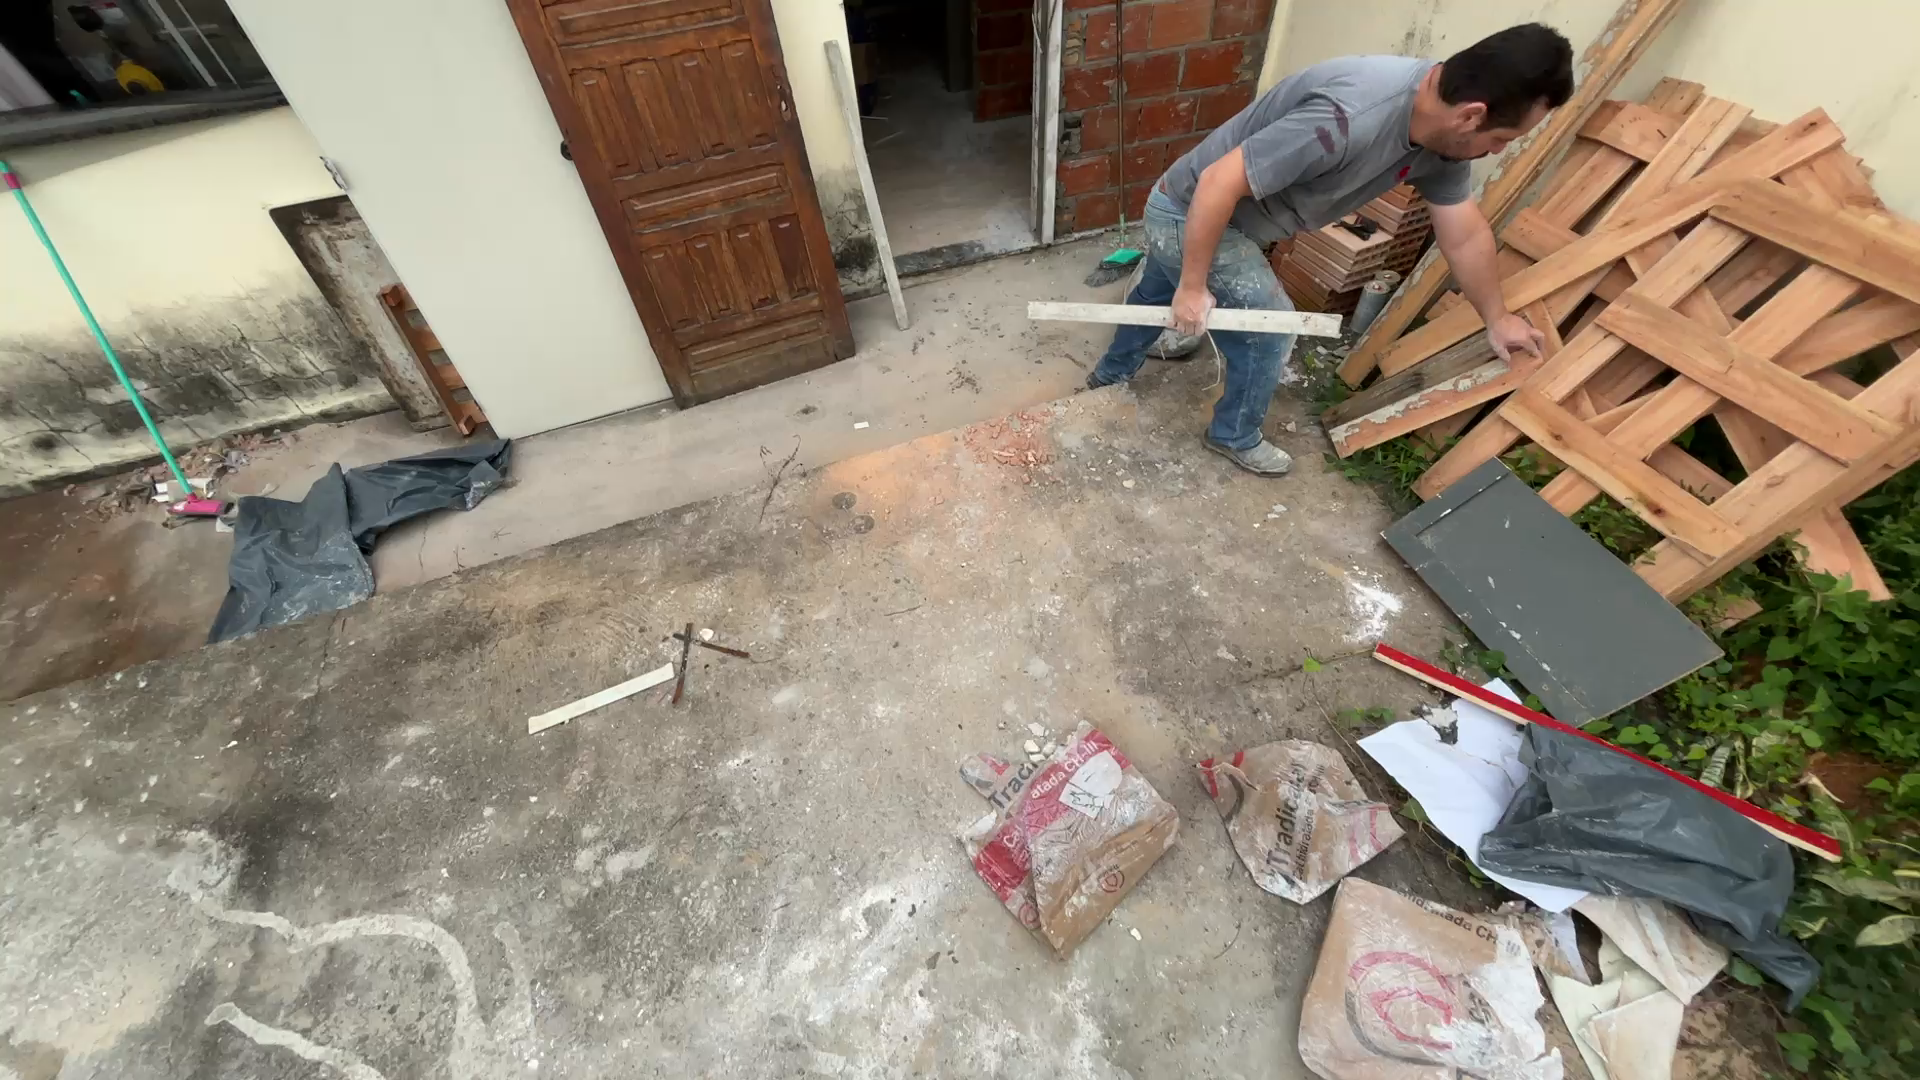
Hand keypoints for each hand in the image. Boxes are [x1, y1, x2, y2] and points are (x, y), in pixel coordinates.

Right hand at [1171, 281, 1215, 336]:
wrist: (1191, 285)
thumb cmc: (1202, 292)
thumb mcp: (1211, 302)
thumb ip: (1209, 311)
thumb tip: (1208, 315)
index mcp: (1200, 319)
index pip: (1199, 333)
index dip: (1199, 331)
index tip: (1199, 328)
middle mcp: (1190, 321)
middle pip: (1189, 333)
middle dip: (1191, 330)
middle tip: (1192, 326)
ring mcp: (1181, 318)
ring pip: (1180, 330)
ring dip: (1183, 328)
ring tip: (1184, 325)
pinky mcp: (1174, 314)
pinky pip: (1172, 324)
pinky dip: (1174, 325)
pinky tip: (1176, 322)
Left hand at [1486, 312, 1545, 362]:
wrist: (1496, 316)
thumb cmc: (1496, 332)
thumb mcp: (1498, 346)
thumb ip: (1503, 354)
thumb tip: (1508, 362)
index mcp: (1524, 338)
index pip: (1533, 347)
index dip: (1537, 353)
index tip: (1540, 357)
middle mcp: (1528, 331)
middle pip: (1540, 336)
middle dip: (1541, 343)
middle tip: (1539, 349)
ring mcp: (1525, 325)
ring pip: (1535, 332)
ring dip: (1536, 338)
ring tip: (1531, 344)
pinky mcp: (1521, 321)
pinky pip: (1529, 329)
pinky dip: (1529, 334)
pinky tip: (1522, 337)